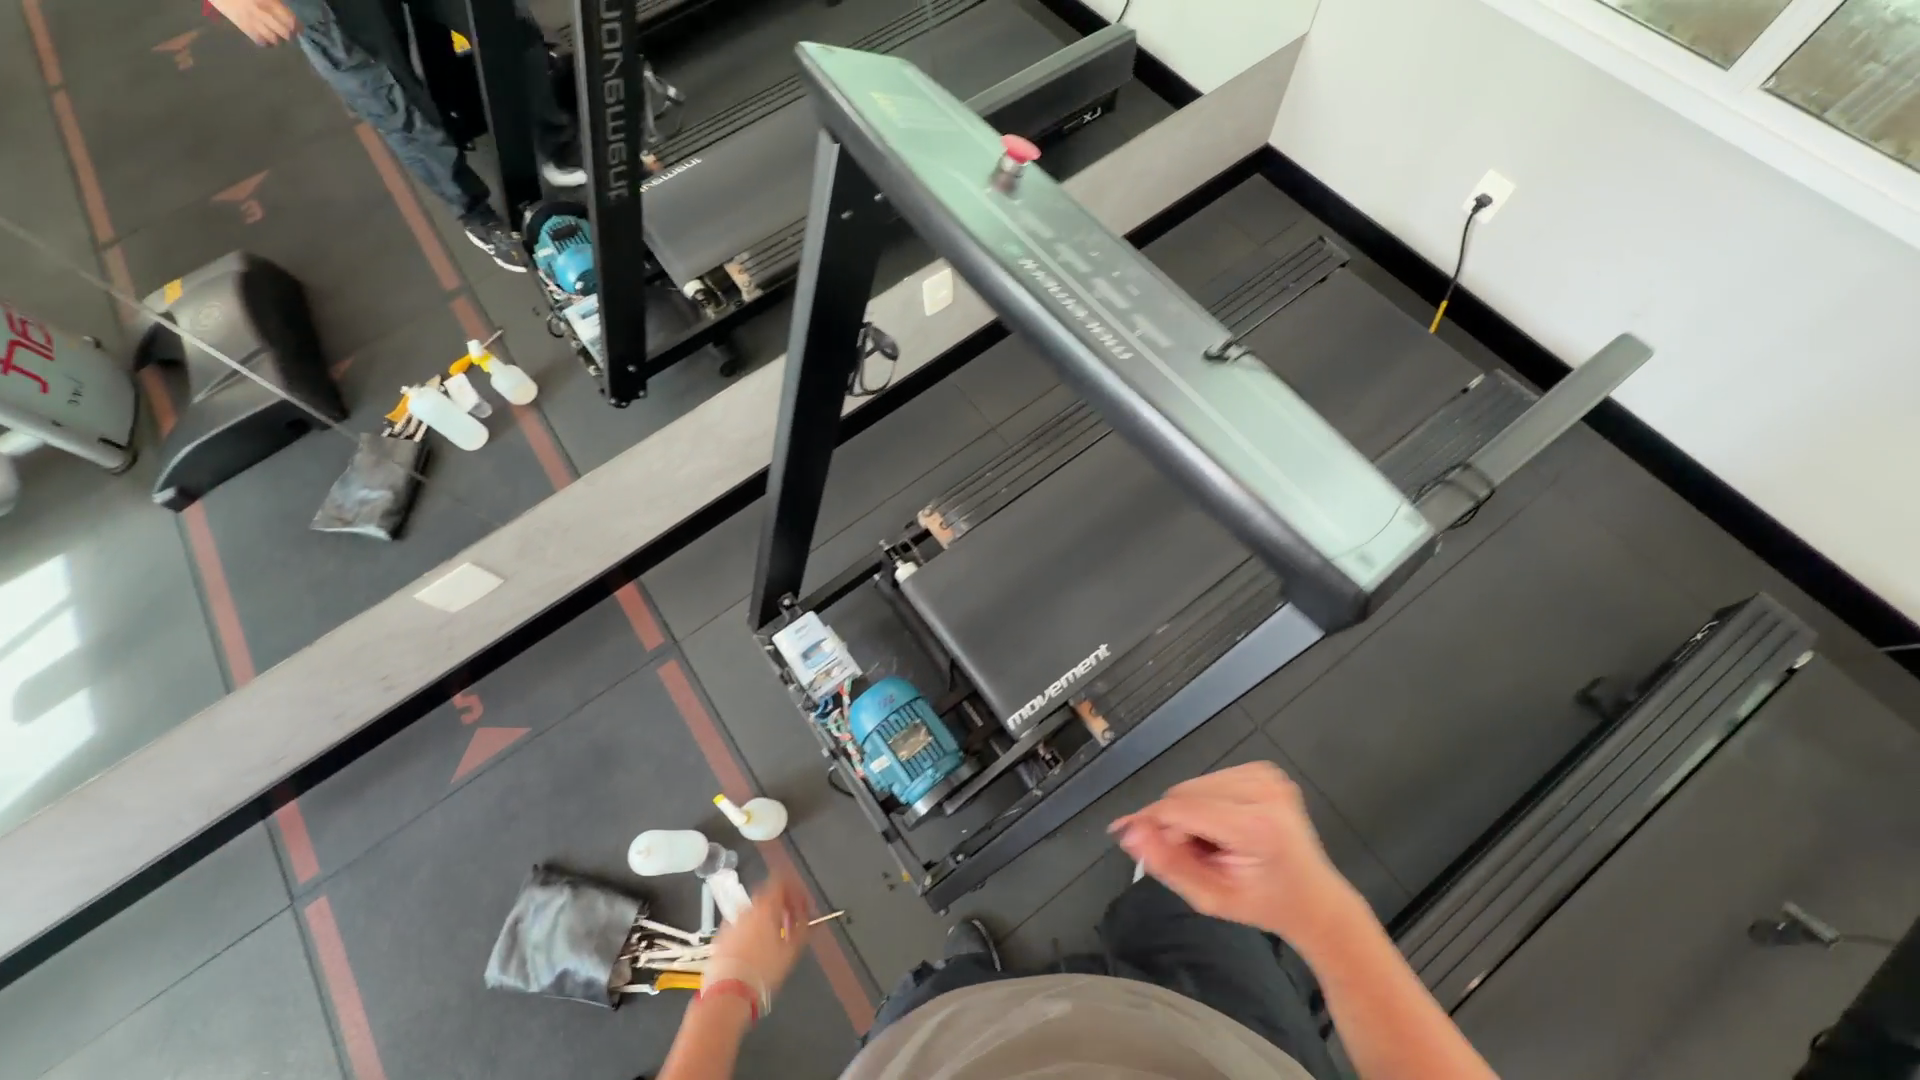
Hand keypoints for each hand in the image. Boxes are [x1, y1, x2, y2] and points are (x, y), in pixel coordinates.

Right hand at [210, 0, 297, 44]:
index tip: (298, 29)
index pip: (292, 22)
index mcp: (270, 2)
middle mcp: (265, 13)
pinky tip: (265, 39)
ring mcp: (254, 21)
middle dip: (289, 35)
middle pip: (286, 34)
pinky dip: (266, 42)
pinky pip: (260, 41)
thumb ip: (276, 3)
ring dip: (278, 40)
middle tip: (288, 34)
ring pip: (275, 40)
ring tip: (276, 36)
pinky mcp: (243, 26)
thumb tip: (286, 12)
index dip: (298, 28)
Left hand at [706, 872, 813, 1003]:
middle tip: (791, 923)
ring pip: (753, 913)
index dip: (794, 890)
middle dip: (782, 907)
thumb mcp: (790, 951)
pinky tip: (756, 950)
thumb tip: (809, 920)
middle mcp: (747, 909)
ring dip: (766, 920)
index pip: (781, 882)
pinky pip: (740, 927)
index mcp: (765, 906)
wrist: (727, 993)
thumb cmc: (762, 970)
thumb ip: (803, 930)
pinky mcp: (720, 938)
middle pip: (767, 897)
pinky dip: (751, 932)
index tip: (802, 904)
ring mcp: (731, 923)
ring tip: (775, 940)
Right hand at [1111, 762, 1365, 948]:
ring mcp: (1267, 776)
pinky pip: (1211, 781)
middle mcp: (1263, 790)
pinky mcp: (1265, 770)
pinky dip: (1206, 803)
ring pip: (1194, 785)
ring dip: (1190, 813)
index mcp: (1255, 825)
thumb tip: (1128, 832)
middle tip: (1192, 856)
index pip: (1180, 808)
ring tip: (1211, 844)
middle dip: (1176, 823)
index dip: (1150, 823)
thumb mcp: (1210, 897)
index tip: (1124, 835)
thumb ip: (1167, 863)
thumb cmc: (1264, 905)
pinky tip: (1224, 828)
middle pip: (1185, 792)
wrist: (1315, 899)